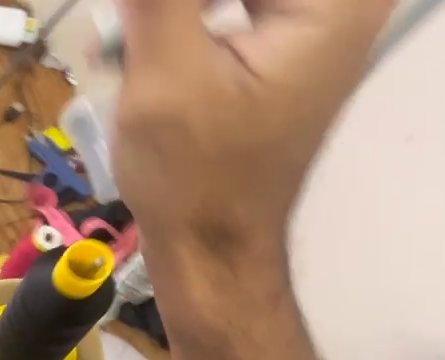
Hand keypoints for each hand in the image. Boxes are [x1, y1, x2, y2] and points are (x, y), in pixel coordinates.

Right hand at [113, 0, 393, 276]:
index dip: (175, 3)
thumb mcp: (163, 76)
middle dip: (170, 9)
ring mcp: (315, 18)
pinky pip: (234, 5)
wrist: (211, 250)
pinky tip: (143, 36)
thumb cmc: (193, 177)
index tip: (153, 19)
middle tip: (133, 26)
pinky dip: (187, 17)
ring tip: (130, 37)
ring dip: (173, 13)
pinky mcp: (285, 40)